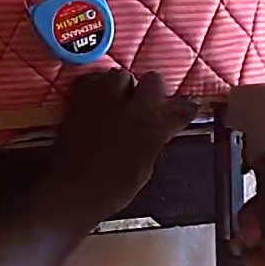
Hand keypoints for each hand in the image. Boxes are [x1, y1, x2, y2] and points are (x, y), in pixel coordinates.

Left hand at [30, 69, 197, 227]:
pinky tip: (96, 96)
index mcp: (152, 129)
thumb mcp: (144, 168)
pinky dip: (95, 84)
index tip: (189, 107)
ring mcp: (105, 103)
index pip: (180, 111)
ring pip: (120, 75)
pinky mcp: (80, 102)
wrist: (75, 191)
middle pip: (153, 81)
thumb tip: (158, 132)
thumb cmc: (113, 188)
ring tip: (118, 97)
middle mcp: (132, 110)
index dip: (187, 109)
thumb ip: (153, 143)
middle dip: (153, 88)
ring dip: (122, 84)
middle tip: (147, 100)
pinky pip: (90, 79)